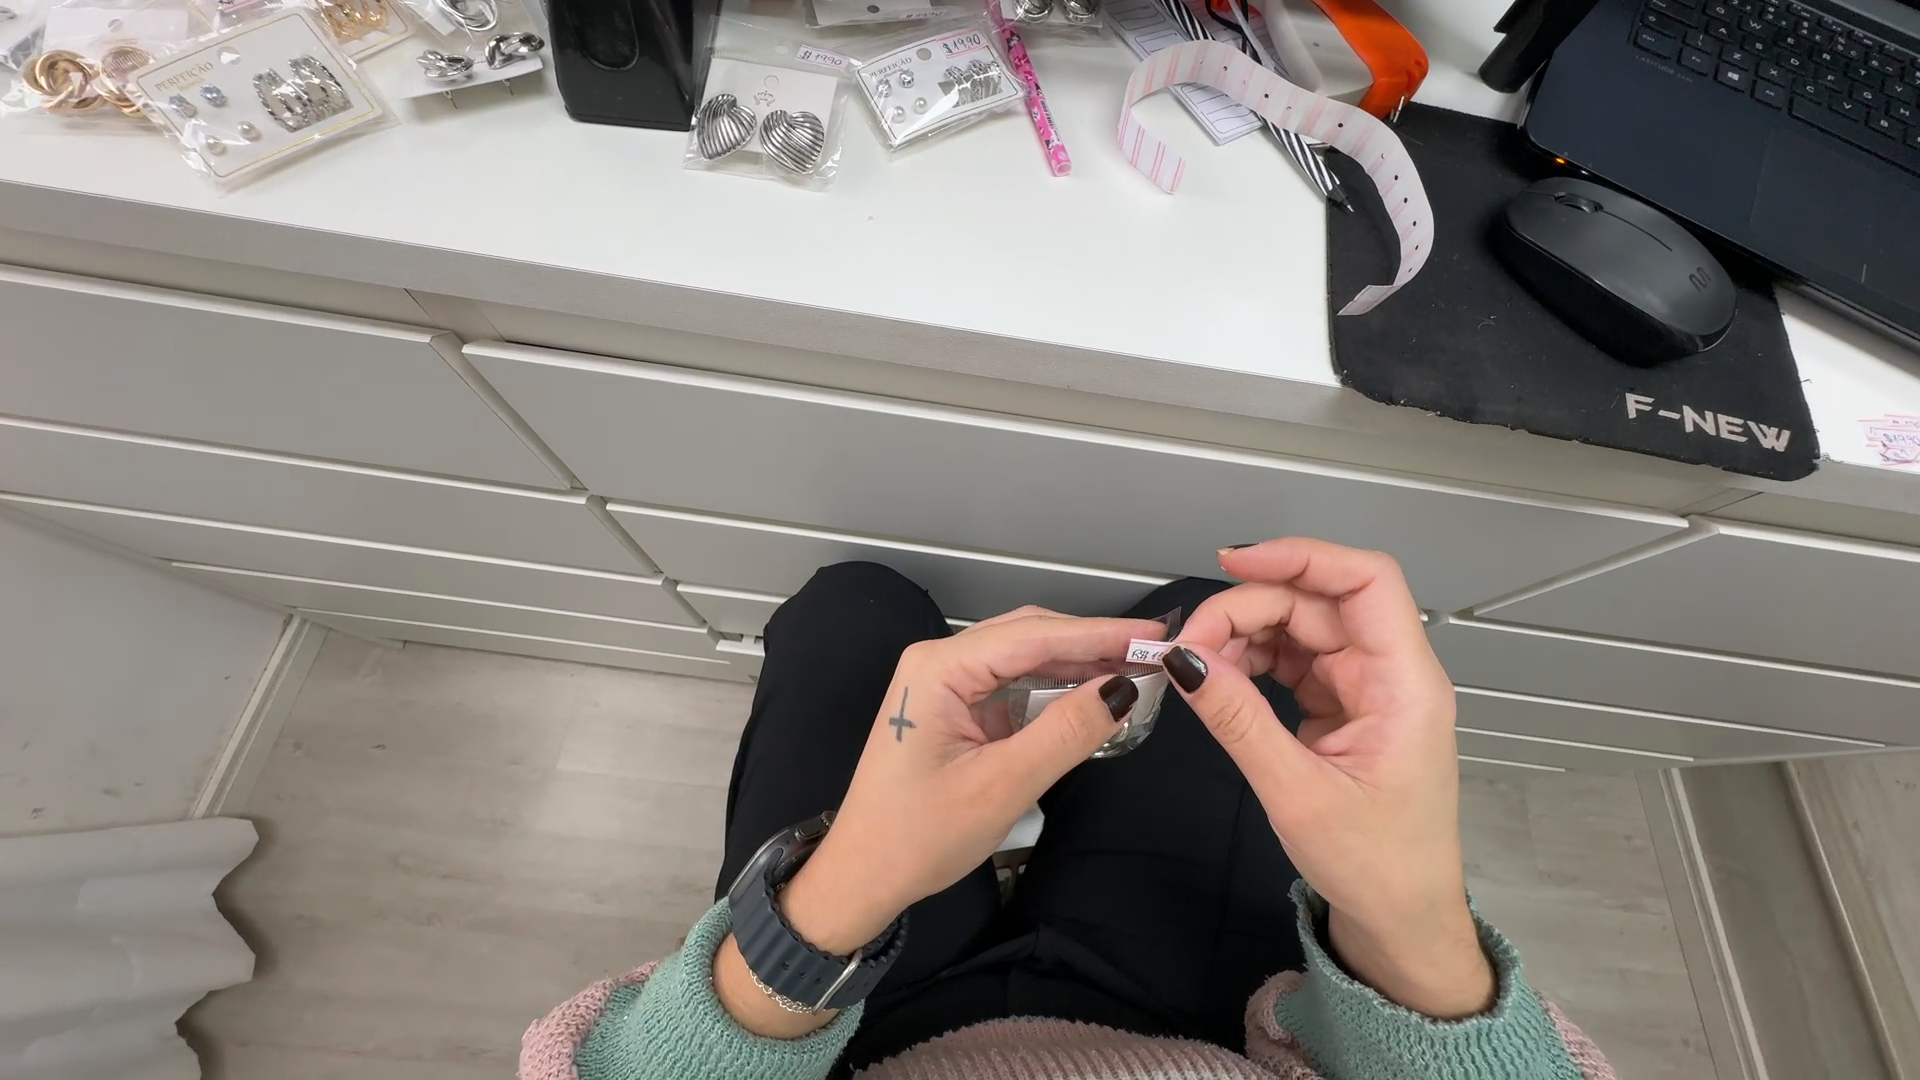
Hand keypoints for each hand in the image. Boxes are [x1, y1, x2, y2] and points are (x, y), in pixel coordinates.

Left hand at [715, 606, 1160, 1036]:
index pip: (1033, 636)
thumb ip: (1066, 732)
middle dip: (1089, 641)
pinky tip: (1086, 690)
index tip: (1154, 633)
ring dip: (1073, 661)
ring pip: (1019, 655)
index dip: (1098, 632)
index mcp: (939, 668)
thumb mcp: (1003, 786)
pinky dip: (1049, 684)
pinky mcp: (949, 703)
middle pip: (1026, 635)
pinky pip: (1008, 681)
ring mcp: (941, 680)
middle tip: (1150, 651)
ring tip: (1130, 667)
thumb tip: (1124, 688)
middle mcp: (938, 660)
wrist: (861, 874)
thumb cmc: (921, 836)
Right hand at [1163, 538, 1494, 1018]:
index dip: (1301, 557)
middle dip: (1247, 608)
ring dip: (1243, 632)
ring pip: (1298, 625)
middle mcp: (1388, 671)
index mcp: (1405, 684)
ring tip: (1197, 662)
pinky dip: (1249, 658)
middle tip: (1189, 644)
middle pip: (1316, 602)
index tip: (1232, 564)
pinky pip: (1290, 657)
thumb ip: (1237, 718)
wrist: (1399, 921)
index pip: (1365, 582)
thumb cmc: (1371, 864)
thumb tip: (1182, 659)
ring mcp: (1363, 685)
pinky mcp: (1339, 701)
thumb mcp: (1296, 791)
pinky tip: (1218, 675)